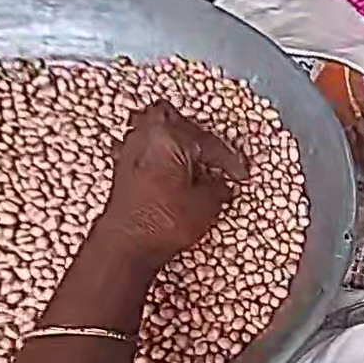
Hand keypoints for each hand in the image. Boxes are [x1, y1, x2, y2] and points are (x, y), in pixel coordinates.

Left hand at [95, 100, 248, 265]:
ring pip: (155, 125)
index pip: (210, 142)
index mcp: (170, 137)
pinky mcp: (123, 164)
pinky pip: (143, 144)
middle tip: (216, 157)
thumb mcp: (206, 207)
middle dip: (199, 136)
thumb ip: (218, 190)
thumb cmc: (163, 223)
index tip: (240, 174)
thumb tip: (222, 186)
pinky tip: (168, 166)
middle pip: (177, 120)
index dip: (230, 160)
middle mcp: (147, 135)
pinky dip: (158, 151)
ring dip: (175, 138)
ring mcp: (131, 148)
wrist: (130, 242)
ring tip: (192, 157)